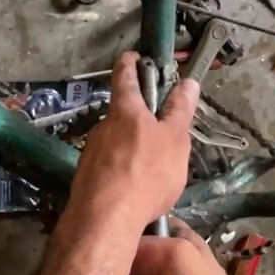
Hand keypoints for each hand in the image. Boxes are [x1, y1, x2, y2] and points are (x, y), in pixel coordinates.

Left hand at [67, 52, 198, 230]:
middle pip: (122, 114)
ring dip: (132, 150)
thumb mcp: (175, 140)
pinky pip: (110, 167)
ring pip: (116, 143)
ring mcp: (92, 152)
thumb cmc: (146, 173)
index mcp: (125, 110)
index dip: (130, 62)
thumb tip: (188, 83)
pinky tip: (136, 191)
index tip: (134, 56)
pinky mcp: (87, 177)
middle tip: (161, 134)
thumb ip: (180, 111)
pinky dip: (123, 172)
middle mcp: (103, 126)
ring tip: (153, 172)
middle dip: (139, 120)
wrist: (106, 219)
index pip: (124, 75)